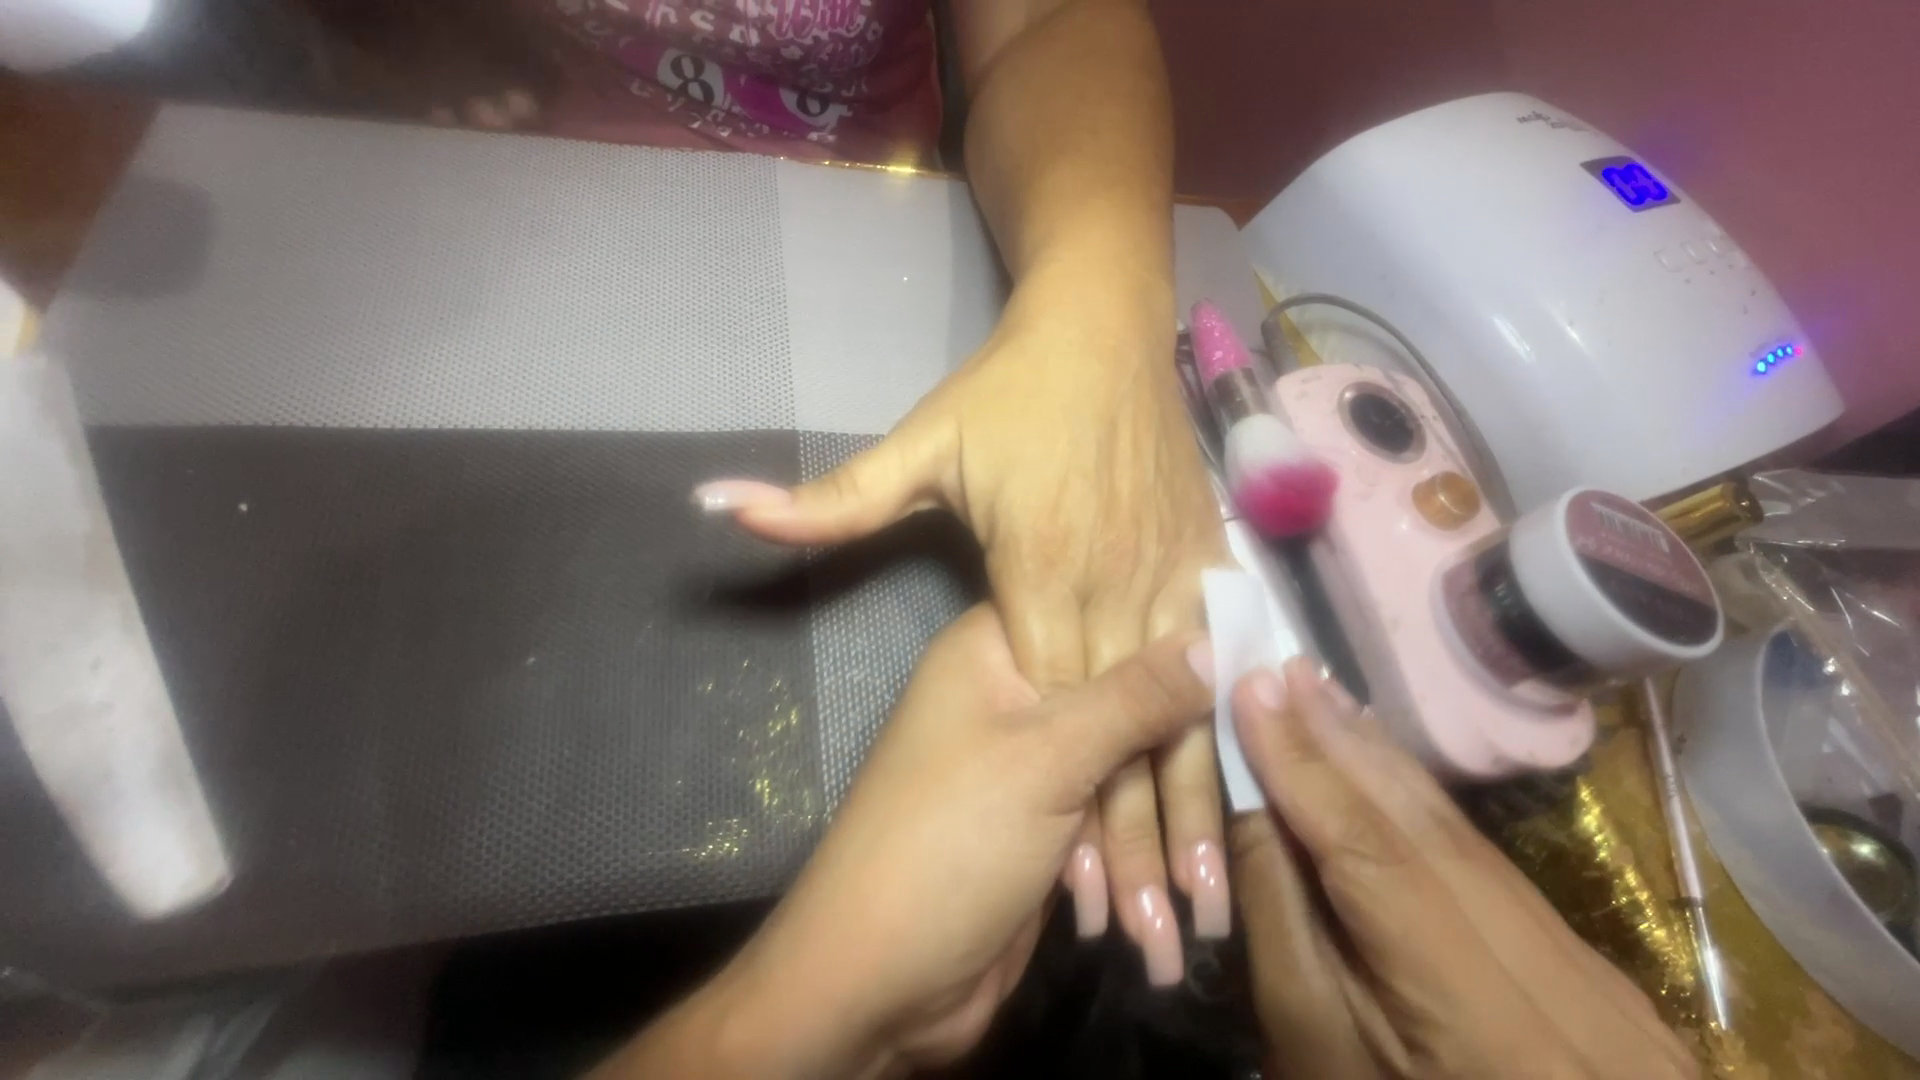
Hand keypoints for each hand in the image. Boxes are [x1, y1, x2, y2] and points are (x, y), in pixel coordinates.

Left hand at [593, 607, 1211, 1078]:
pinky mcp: (1042, 820)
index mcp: (997, 648)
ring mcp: (1028, 760)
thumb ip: (1135, 695)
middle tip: (1259, 774)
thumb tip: (1212, 634)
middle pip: (1120, 696)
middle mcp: (1013, 692)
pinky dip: (1136, 853)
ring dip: (1161, 828)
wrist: (881, 975)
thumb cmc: (955, 838)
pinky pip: (1107, 816)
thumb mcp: (1048, 756)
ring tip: (1213, 887)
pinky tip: (1179, 894)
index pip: (1102, 613)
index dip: (1175, 635)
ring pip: (1120, 765)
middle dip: (1178, 760)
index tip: (1252, 659)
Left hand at [695, 276, 1227, 977]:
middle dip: (1144, 834)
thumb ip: (830, 502)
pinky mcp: (1203, 556)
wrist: (1102, 327)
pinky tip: (1244, 779)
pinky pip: (1213, 657)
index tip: (1082, 895)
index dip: (1074, 797)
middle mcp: (1114, 580)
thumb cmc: (1008, 395)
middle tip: (1162, 939)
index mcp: (1043, 569)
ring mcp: (1169, 569)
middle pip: (1124, 722)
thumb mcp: (919, 447)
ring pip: (1181, 704)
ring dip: (1195, 800)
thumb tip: (718, 508)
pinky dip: (1223, 720)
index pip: (1060, 700)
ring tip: (1209, 898)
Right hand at [1228, 659, 1697, 1079]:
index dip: (1307, 768)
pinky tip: (1376, 757)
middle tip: (1283, 670)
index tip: (1253, 692)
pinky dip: (1418, 799)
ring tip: (1318, 692)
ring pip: (1462, 833)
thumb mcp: (1310, 1033)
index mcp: (1488, 1026)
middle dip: (1344, 742)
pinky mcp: (1590, 962)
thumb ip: (1281, 913)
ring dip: (1378, 756)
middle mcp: (1567, 985)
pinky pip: (1484, 857)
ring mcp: (1594, 971)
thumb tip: (1249, 796)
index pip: (1377, 857)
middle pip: (1429, 829)